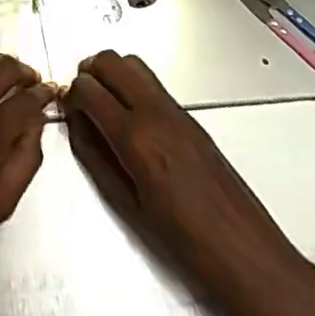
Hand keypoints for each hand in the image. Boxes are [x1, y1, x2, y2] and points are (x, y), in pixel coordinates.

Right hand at [64, 51, 314, 315]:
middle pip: (111, 61)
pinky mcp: (192, 118)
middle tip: (80, 95)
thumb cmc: (189, 242)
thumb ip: (94, 156)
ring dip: (111, 73)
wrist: (247, 254)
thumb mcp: (125, 204)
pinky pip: (153, 83)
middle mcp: (158, 115)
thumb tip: (77, 125)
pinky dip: (132, 85)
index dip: (71, 94)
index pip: (89, 88)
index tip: (67, 106)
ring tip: (103, 101)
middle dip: (88, 72)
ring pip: (133, 63)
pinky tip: (129, 114)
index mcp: (136, 138)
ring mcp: (178, 112)